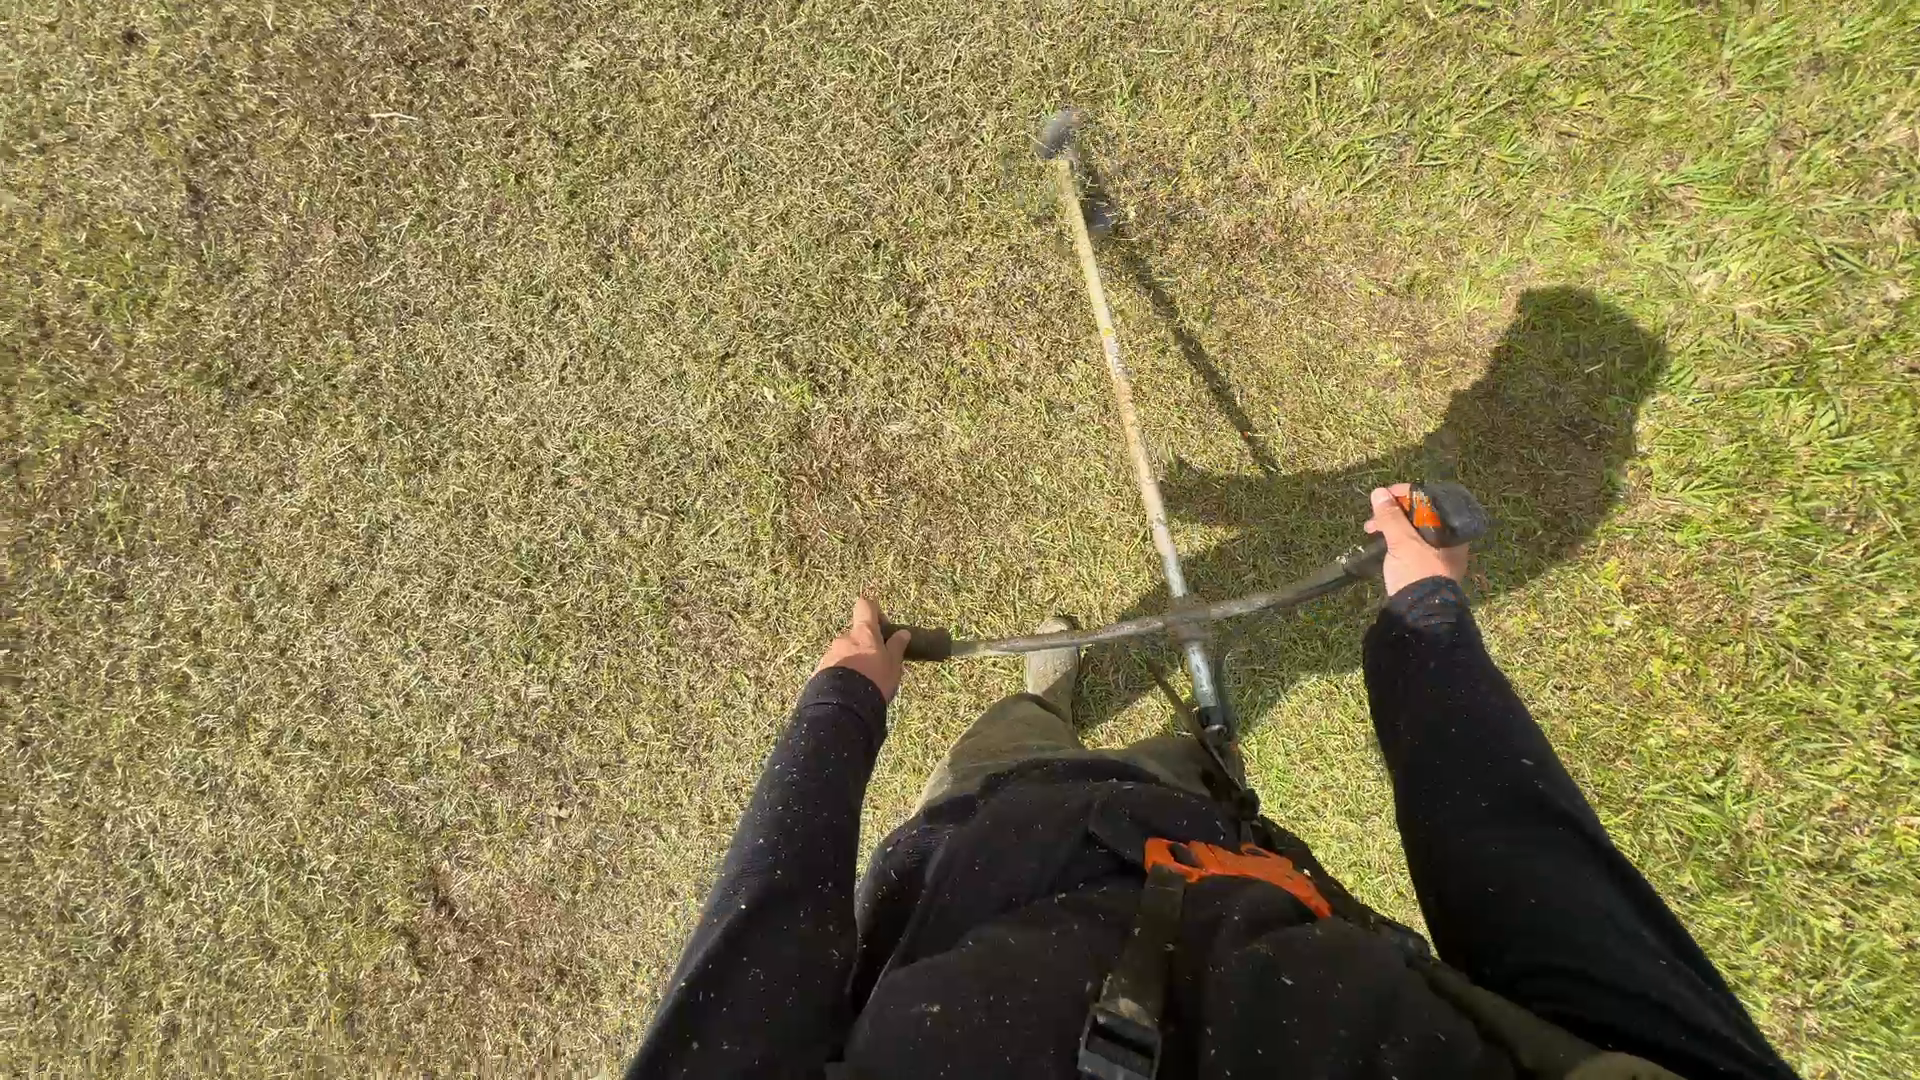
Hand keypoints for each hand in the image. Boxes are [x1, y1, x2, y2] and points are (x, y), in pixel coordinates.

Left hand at [814, 596, 911, 701]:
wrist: (844, 707)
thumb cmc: (874, 680)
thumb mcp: (893, 664)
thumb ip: (897, 646)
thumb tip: (903, 633)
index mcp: (863, 633)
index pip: (865, 606)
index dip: (874, 611)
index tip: (882, 626)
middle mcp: (844, 639)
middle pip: (856, 634)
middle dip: (865, 645)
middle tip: (876, 664)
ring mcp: (830, 654)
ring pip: (845, 651)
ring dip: (853, 660)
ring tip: (863, 682)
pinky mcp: (820, 670)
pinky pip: (834, 666)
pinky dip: (842, 673)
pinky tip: (849, 689)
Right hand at [1365, 484, 1469, 597]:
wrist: (1420, 610)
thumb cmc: (1417, 571)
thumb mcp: (1402, 542)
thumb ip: (1391, 517)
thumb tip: (1378, 492)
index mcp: (1452, 529)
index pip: (1430, 499)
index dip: (1404, 494)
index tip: (1382, 496)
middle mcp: (1449, 538)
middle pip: (1420, 513)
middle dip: (1393, 511)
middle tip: (1373, 518)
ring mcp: (1437, 551)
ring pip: (1412, 528)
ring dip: (1390, 525)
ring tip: (1371, 531)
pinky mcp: (1425, 564)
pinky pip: (1410, 542)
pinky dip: (1394, 538)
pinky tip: (1381, 542)